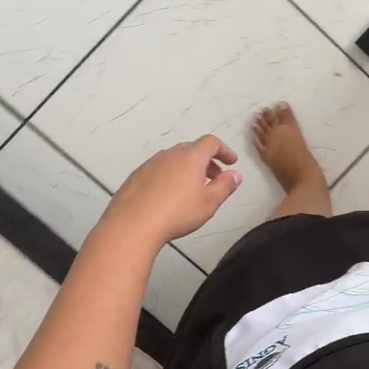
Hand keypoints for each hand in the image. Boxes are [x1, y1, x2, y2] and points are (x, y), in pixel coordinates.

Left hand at [102, 135, 242, 245]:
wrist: (132, 225)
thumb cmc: (177, 213)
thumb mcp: (210, 202)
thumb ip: (226, 186)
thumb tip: (236, 175)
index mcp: (191, 157)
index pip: (211, 143)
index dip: (224, 150)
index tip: (231, 162)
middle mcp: (170, 155)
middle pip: (192, 150)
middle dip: (206, 161)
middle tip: (215, 177)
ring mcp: (150, 164)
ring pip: (174, 160)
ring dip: (187, 169)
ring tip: (192, 189)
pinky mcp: (135, 177)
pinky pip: (158, 171)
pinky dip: (169, 177)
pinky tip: (169, 197)